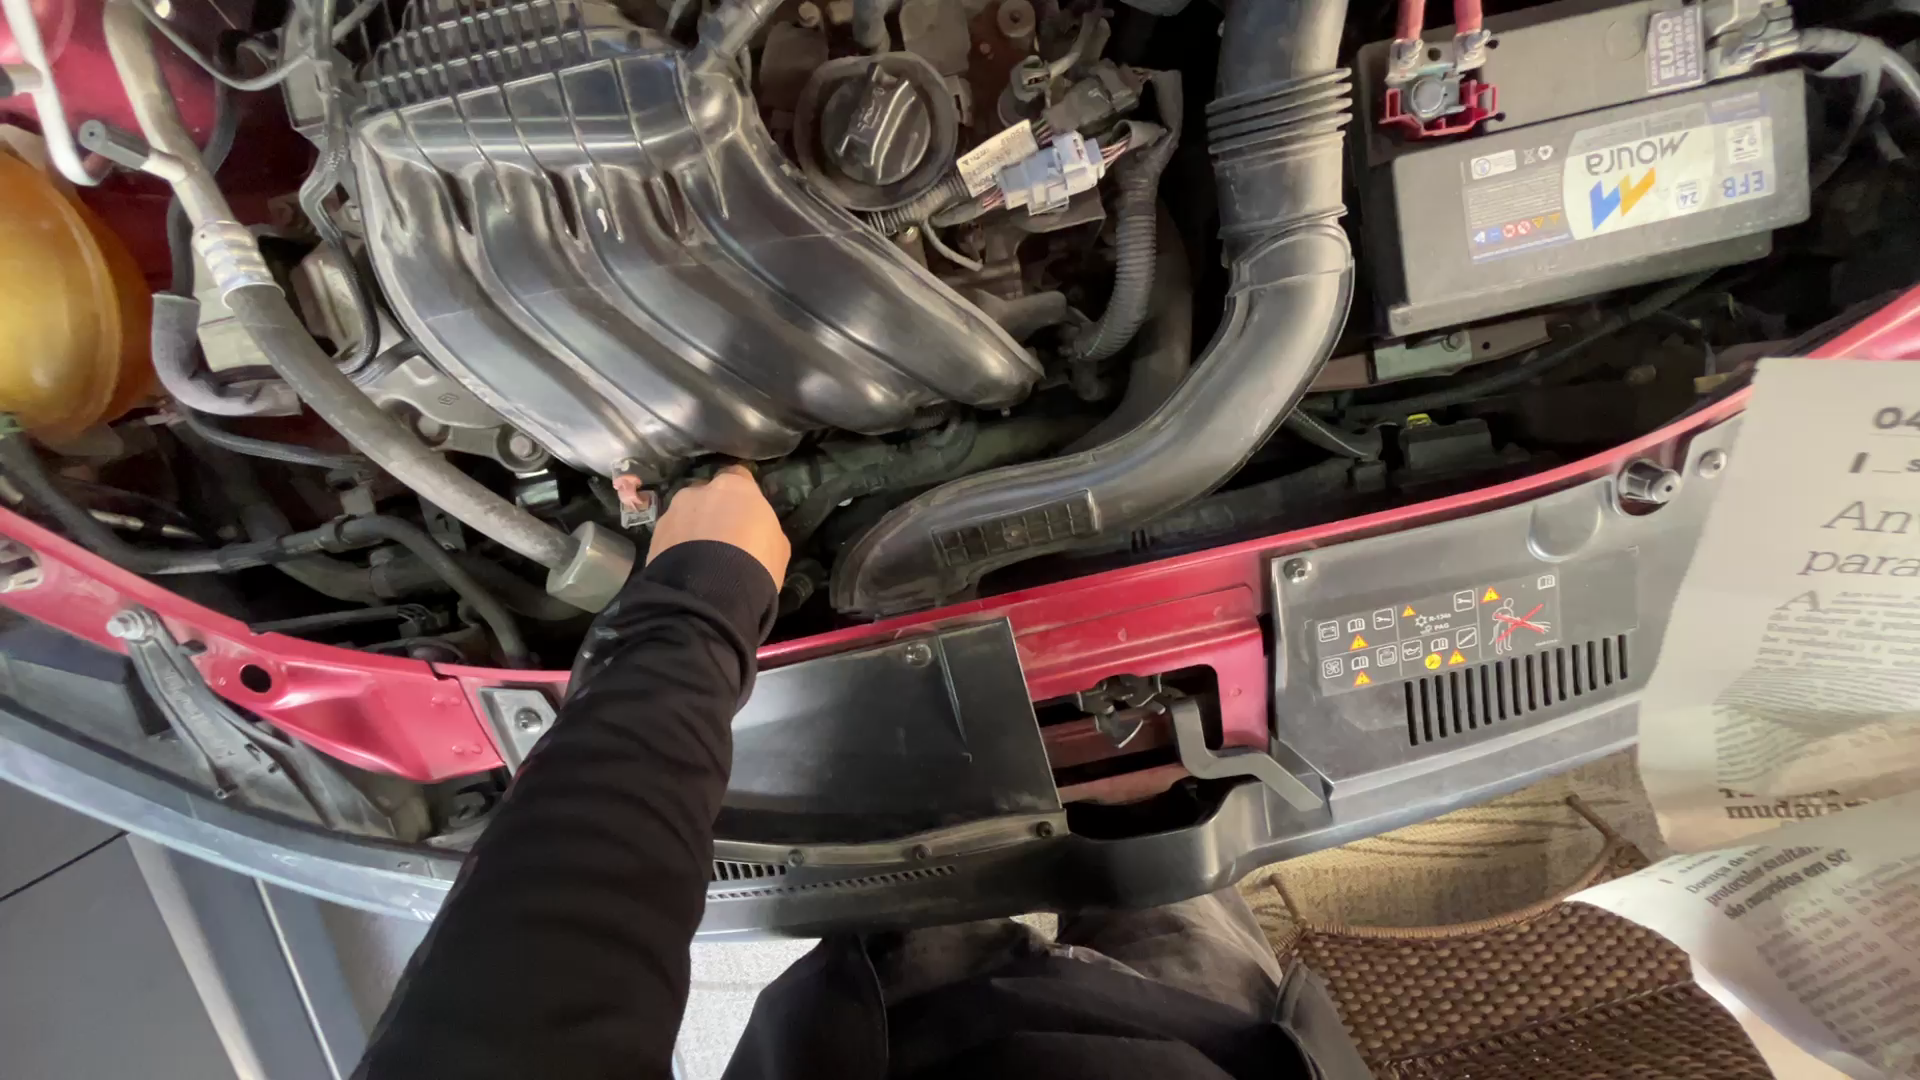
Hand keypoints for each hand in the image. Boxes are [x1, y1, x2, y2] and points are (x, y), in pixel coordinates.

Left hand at [646, 465, 789, 587]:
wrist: (712, 594)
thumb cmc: (756, 562)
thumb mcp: (778, 546)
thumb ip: (765, 528)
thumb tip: (757, 531)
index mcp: (735, 486)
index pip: (739, 476)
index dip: (743, 494)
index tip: (747, 512)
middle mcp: (699, 491)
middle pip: (707, 493)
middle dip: (713, 509)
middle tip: (723, 536)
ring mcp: (672, 512)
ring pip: (685, 514)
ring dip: (692, 528)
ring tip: (701, 556)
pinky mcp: (654, 536)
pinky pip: (670, 536)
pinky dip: (676, 547)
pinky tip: (687, 568)